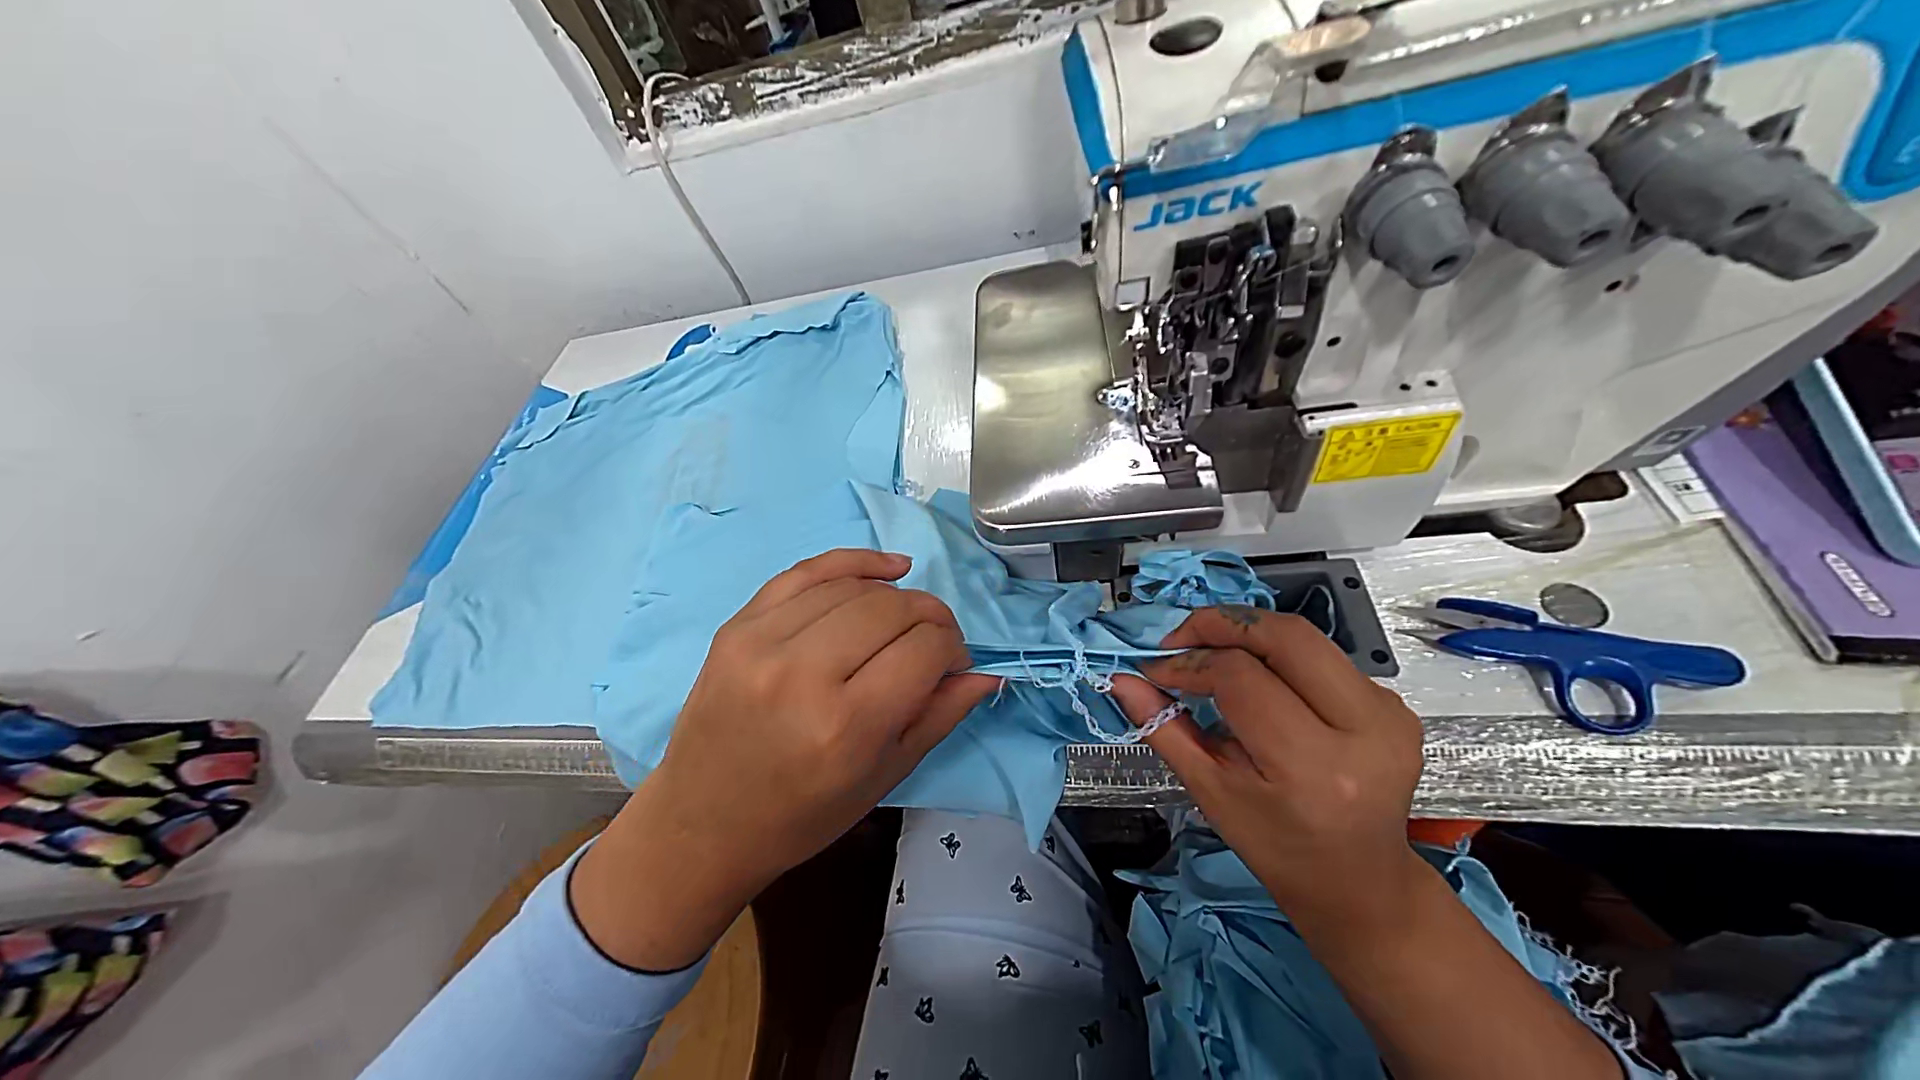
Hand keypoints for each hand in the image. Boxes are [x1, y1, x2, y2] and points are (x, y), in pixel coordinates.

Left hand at [573, 550, 998, 969]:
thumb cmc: (803, 814)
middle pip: (894, 609)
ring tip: (904, 619)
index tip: (953, 663)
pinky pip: (806, 572)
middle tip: (935, 640)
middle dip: (931, 617)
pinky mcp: (736, 627)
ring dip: (895, 596)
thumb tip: (986, 673)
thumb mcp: (884, 776)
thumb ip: (939, 716)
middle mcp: (804, 675)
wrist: (704, 821)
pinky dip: (852, 563)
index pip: (926, 649)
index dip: (953, 648)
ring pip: (854, 586)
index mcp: (848, 725)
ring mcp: (762, 643)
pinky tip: (884, 570)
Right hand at [1116, 608, 1623, 1079]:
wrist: (1359, 879)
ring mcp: (1388, 713)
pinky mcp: (1395, 705)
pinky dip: (1277, 654)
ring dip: (1249, 634)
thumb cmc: (1275, 844)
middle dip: (1222, 623)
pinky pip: (1323, 657)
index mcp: (1312, 766)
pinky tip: (1254, 676)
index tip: (1156, 670)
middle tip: (1180, 637)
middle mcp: (1364, 731)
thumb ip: (1164, 729)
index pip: (1241, 678)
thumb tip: (1121, 680)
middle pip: (1286, 637)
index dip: (1189, 664)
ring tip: (1208, 651)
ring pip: (1306, 638)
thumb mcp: (1210, 792)